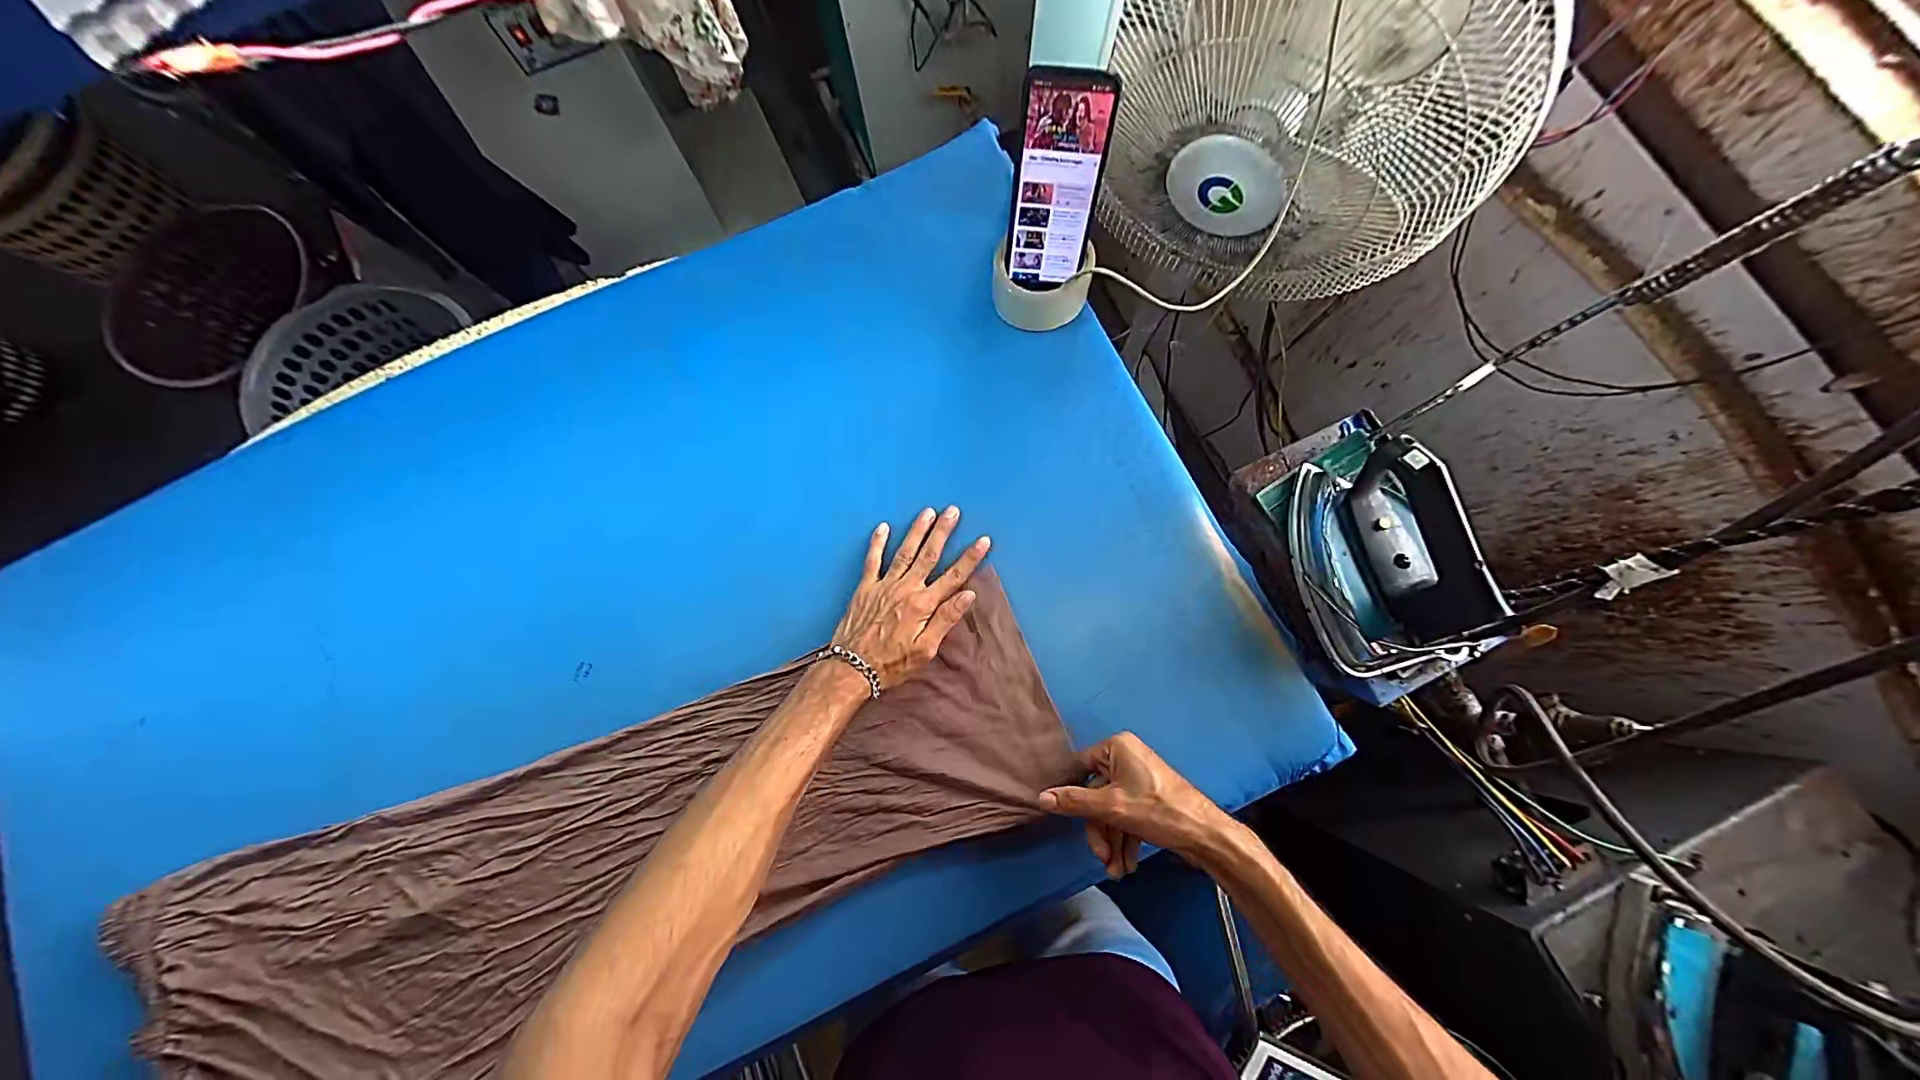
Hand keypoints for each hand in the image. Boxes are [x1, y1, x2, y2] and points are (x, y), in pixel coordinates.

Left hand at [831, 506, 990, 690]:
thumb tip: (968, 595)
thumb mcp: (925, 649)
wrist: (852, 668)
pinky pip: (872, 560)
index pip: (953, 576)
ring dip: (917, 530)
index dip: (970, 558)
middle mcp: (905, 590)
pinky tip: (883, 527)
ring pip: (904, 552)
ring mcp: (884, 586)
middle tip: (953, 511)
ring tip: (928, 512)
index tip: (983, 540)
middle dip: (943, 532)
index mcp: (923, 605)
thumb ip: (946, 619)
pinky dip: (877, 543)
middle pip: (929, 555)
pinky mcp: (865, 588)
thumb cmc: (891, 664)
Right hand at [1038, 733, 1239, 877]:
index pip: (1082, 769)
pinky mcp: (1149, 798)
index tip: (1072, 822)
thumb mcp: (1111, 808)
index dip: (1075, 797)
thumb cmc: (1159, 812)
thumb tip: (1041, 797)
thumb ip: (1074, 802)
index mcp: (1118, 747)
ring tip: (1117, 869)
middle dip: (1100, 831)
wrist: (1206, 836)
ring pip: (1112, 810)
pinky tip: (1127, 864)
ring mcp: (1140, 778)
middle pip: (1097, 795)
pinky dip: (1125, 840)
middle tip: (1103, 858)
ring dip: (1112, 842)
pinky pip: (1126, 815)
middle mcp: (1128, 757)